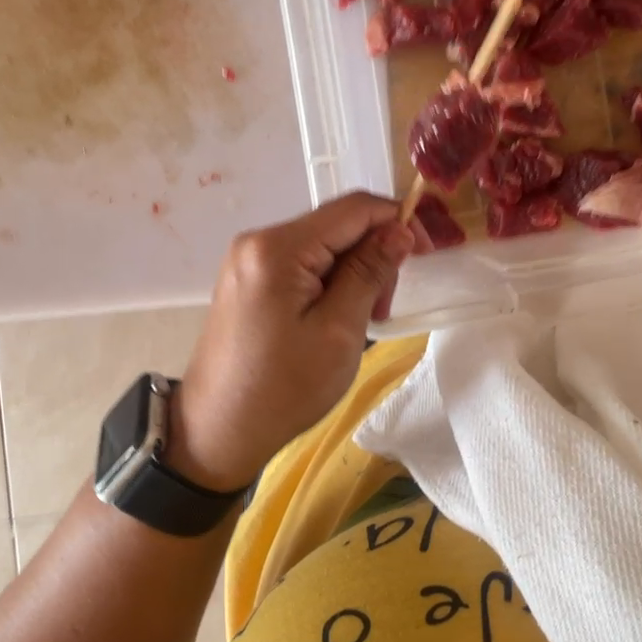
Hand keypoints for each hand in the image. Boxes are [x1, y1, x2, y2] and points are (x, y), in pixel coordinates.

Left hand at [170, 193, 417, 492]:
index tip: (426, 254)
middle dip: (374, 254)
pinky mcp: (249, 278)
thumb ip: (370, 272)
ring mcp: (249, 258)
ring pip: (324, 244)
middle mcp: (259, 239)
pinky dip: (331, 281)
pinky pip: (304, 262)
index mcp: (278, 248)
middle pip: (338, 224)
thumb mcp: (339, 332)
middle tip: (384, 308)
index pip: (354, 208)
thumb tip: (400, 230)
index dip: (397, 220)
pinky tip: (336, 316)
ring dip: (355, 271)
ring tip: (361, 319)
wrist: (216, 433)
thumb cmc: (283, 389)